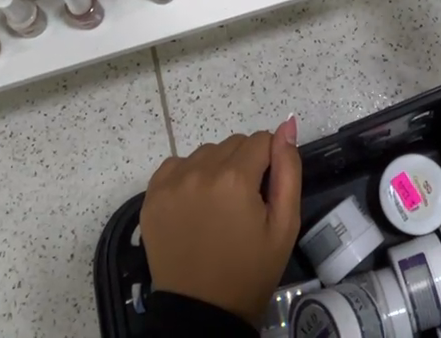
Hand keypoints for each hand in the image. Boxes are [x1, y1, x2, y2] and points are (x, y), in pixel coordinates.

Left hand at [141, 117, 302, 324]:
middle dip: (244, 165)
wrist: (201, 314)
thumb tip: (287, 125)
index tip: (265, 193)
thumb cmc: (249, 271)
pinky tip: (194, 206)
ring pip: (206, 153)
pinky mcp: (152, 195)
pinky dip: (188, 176)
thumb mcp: (284, 226)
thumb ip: (288, 170)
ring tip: (218, 208)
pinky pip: (176, 165)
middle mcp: (201, 170)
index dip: (269, 163)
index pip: (261, 140)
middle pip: (233, 143)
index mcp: (236, 178)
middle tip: (243, 205)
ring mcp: (172, 182)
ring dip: (217, 169)